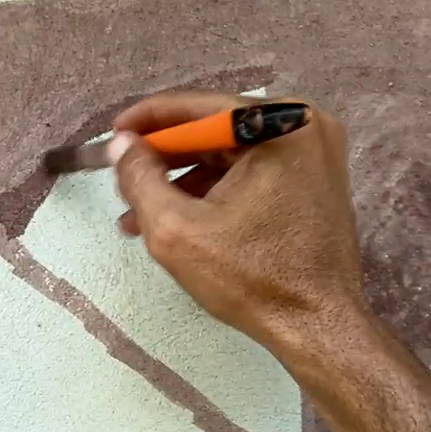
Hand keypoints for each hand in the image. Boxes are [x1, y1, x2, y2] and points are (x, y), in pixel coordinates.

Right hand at [111, 91, 371, 361]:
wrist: (316, 325)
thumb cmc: (251, 278)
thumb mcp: (176, 229)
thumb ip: (140, 180)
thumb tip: (121, 145)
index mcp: (278, 124)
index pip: (198, 106)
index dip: (147, 120)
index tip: (114, 134)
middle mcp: (304, 126)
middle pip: (214, 131)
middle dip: (163, 160)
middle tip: (124, 181)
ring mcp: (315, 155)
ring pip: (231, 157)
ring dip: (184, 183)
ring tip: (140, 217)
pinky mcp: (314, 185)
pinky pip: (253, 176)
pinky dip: (216, 194)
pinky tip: (182, 222)